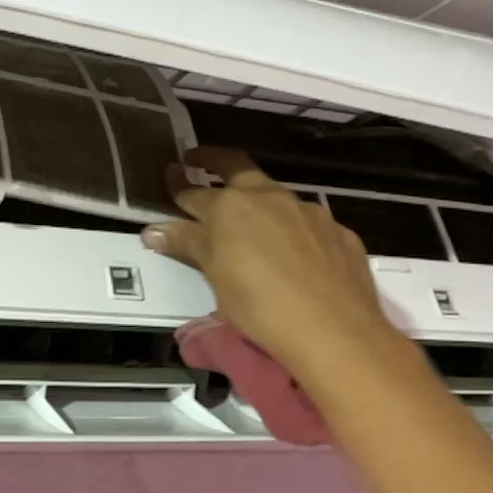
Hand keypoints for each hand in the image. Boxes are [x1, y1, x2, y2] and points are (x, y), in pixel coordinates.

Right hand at [141, 147, 402, 376]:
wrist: (334, 331)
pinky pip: (307, 222)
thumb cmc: (259, 304)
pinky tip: (294, 253)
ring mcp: (308, 212)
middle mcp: (268, 197)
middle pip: (235, 167)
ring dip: (257, 201)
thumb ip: (187, 244)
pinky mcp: (339, 232)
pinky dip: (292, 229)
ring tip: (249, 222)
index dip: (178, 186)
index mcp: (229, 206)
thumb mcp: (214, 275)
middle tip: (197, 160)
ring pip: (275, 196)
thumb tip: (153, 231)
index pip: (193, 192)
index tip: (169, 175)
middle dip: (212, 160)